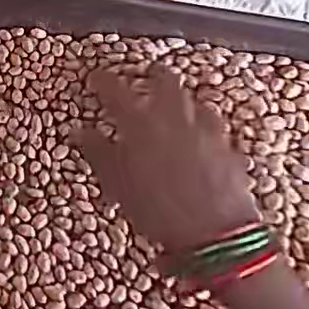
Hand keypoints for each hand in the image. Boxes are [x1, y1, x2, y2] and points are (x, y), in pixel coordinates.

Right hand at [74, 63, 260, 252]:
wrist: (215, 236)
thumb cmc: (154, 208)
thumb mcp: (115, 182)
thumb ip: (97, 151)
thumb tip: (78, 130)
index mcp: (140, 123)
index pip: (116, 90)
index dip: (103, 80)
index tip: (95, 76)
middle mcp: (175, 119)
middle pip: (166, 81)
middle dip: (153, 73)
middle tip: (145, 73)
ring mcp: (207, 132)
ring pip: (195, 101)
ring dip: (181, 98)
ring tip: (172, 104)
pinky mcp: (230, 150)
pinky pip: (215, 128)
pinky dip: (203, 125)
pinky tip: (199, 135)